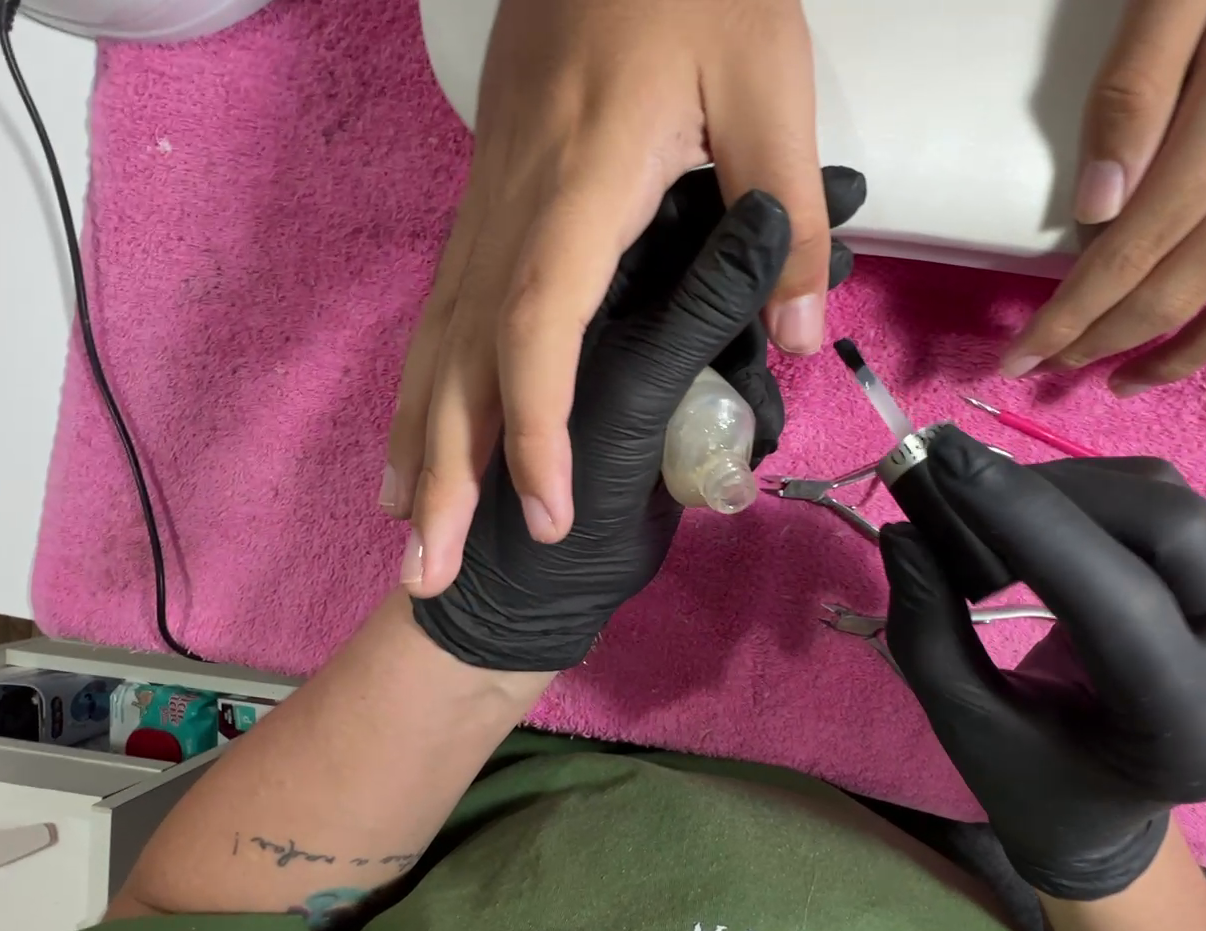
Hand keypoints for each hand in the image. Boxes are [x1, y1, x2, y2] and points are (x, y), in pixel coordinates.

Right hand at [412, 190, 790, 670]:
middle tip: (429, 567)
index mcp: (579, 190)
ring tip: (408, 527)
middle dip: (445, 473)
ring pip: (435, 339)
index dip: (534, 433)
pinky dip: (422, 384)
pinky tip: (413, 429)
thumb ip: (786, 221)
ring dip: (417, 439)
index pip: (537, 334)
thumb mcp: (769, 87)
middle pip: (461, 359)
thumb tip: (796, 336)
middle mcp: (511, 210)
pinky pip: (441, 311)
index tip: (545, 516)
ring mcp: (486, 204)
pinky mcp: (487, 200)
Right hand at [879, 429, 1205, 899]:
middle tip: (958, 483)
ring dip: (1071, 486)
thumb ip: (928, 630)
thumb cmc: (1030, 786)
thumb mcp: (962, 725)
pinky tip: (1035, 517)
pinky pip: (1168, 516)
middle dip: (1053, 490)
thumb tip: (904, 531)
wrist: (1103, 817)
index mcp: (1183, 734)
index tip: (945, 458)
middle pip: (1169, 528)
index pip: (1116, 599)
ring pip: (1174, 506)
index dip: (1027, 517)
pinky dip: (1090, 498)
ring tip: (990, 504)